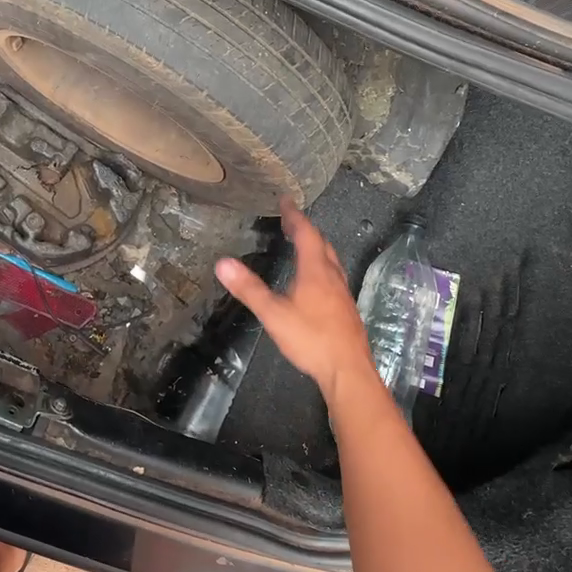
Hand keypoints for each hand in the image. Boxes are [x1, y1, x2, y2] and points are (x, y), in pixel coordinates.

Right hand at [216, 196, 374, 401]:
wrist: (349, 372)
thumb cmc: (311, 339)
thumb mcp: (273, 314)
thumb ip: (249, 289)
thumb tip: (222, 263)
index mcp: (315, 271)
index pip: (306, 233)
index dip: (295, 215)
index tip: (286, 200)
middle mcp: (332, 276)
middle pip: (321, 244)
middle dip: (305, 229)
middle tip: (290, 221)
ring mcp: (343, 293)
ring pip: (331, 260)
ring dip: (316, 247)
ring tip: (302, 245)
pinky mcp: (347, 310)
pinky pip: (334, 276)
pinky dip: (322, 266)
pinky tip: (315, 282)